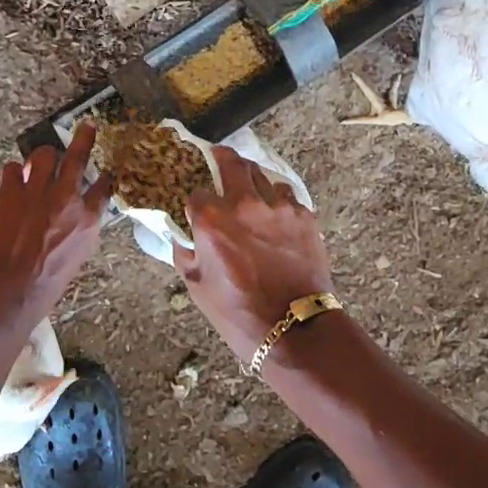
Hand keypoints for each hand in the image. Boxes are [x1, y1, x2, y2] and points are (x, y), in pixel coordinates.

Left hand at [0, 122, 113, 319]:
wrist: (6, 289)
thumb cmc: (41, 287)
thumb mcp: (73, 261)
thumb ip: (74, 235)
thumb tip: (68, 225)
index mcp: (87, 222)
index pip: (103, 189)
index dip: (105, 177)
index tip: (106, 170)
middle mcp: (67, 199)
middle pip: (78, 159)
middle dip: (84, 140)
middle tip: (87, 127)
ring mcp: (38, 191)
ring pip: (44, 156)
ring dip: (42, 156)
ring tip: (40, 158)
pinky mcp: (10, 191)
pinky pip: (12, 169)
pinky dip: (13, 173)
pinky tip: (12, 178)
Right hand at [174, 147, 334, 362]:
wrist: (294, 330)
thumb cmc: (239, 313)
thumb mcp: (197, 286)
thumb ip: (185, 252)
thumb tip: (183, 236)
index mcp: (212, 221)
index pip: (196, 193)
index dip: (195, 202)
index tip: (197, 209)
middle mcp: (244, 204)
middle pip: (231, 162)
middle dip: (221, 157)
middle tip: (218, 158)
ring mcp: (278, 207)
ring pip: (261, 174)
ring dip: (251, 180)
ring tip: (249, 191)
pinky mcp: (304, 215)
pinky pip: (286, 195)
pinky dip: (277, 201)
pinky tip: (275, 216)